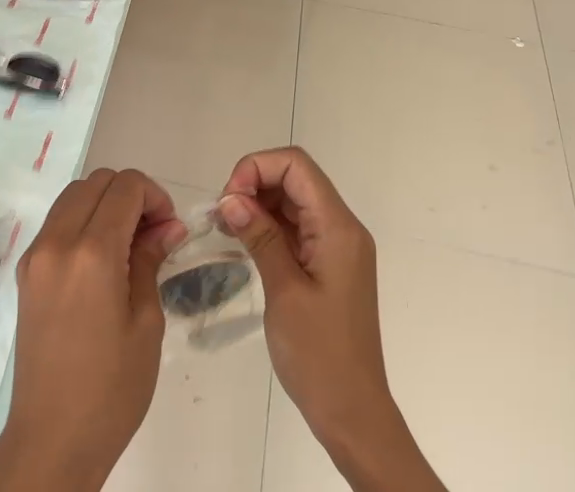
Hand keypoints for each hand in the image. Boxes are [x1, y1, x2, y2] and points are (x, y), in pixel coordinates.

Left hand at [0, 168, 186, 491]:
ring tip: (130, 246)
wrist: (52, 436)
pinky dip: (83, 223)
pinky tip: (104, 261)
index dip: (155, 196)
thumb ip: (150, 261)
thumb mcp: (146, 322)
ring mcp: (35, 256)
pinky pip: (57, 225)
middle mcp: (56, 242)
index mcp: (91, 252)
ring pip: (72, 198)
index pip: (125, 187)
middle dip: (130, 195)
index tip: (169, 228)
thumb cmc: (112, 388)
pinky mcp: (26, 274)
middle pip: (96, 182)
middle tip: (153, 234)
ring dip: (104, 205)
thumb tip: (166, 226)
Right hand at [220, 148, 443, 491]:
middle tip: (222, 215)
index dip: (257, 167)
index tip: (228, 199)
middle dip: (254, 183)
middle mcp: (342, 228)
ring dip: (258, 204)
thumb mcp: (284, 291)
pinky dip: (268, 226)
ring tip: (226, 228)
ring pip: (293, 202)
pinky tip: (242, 241)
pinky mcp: (327, 265)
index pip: (297, 166)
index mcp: (338, 228)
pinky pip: (296, 228)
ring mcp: (336, 247)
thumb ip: (260, 237)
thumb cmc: (319, 353)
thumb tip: (231, 198)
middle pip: (296, 178)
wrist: (351, 409)